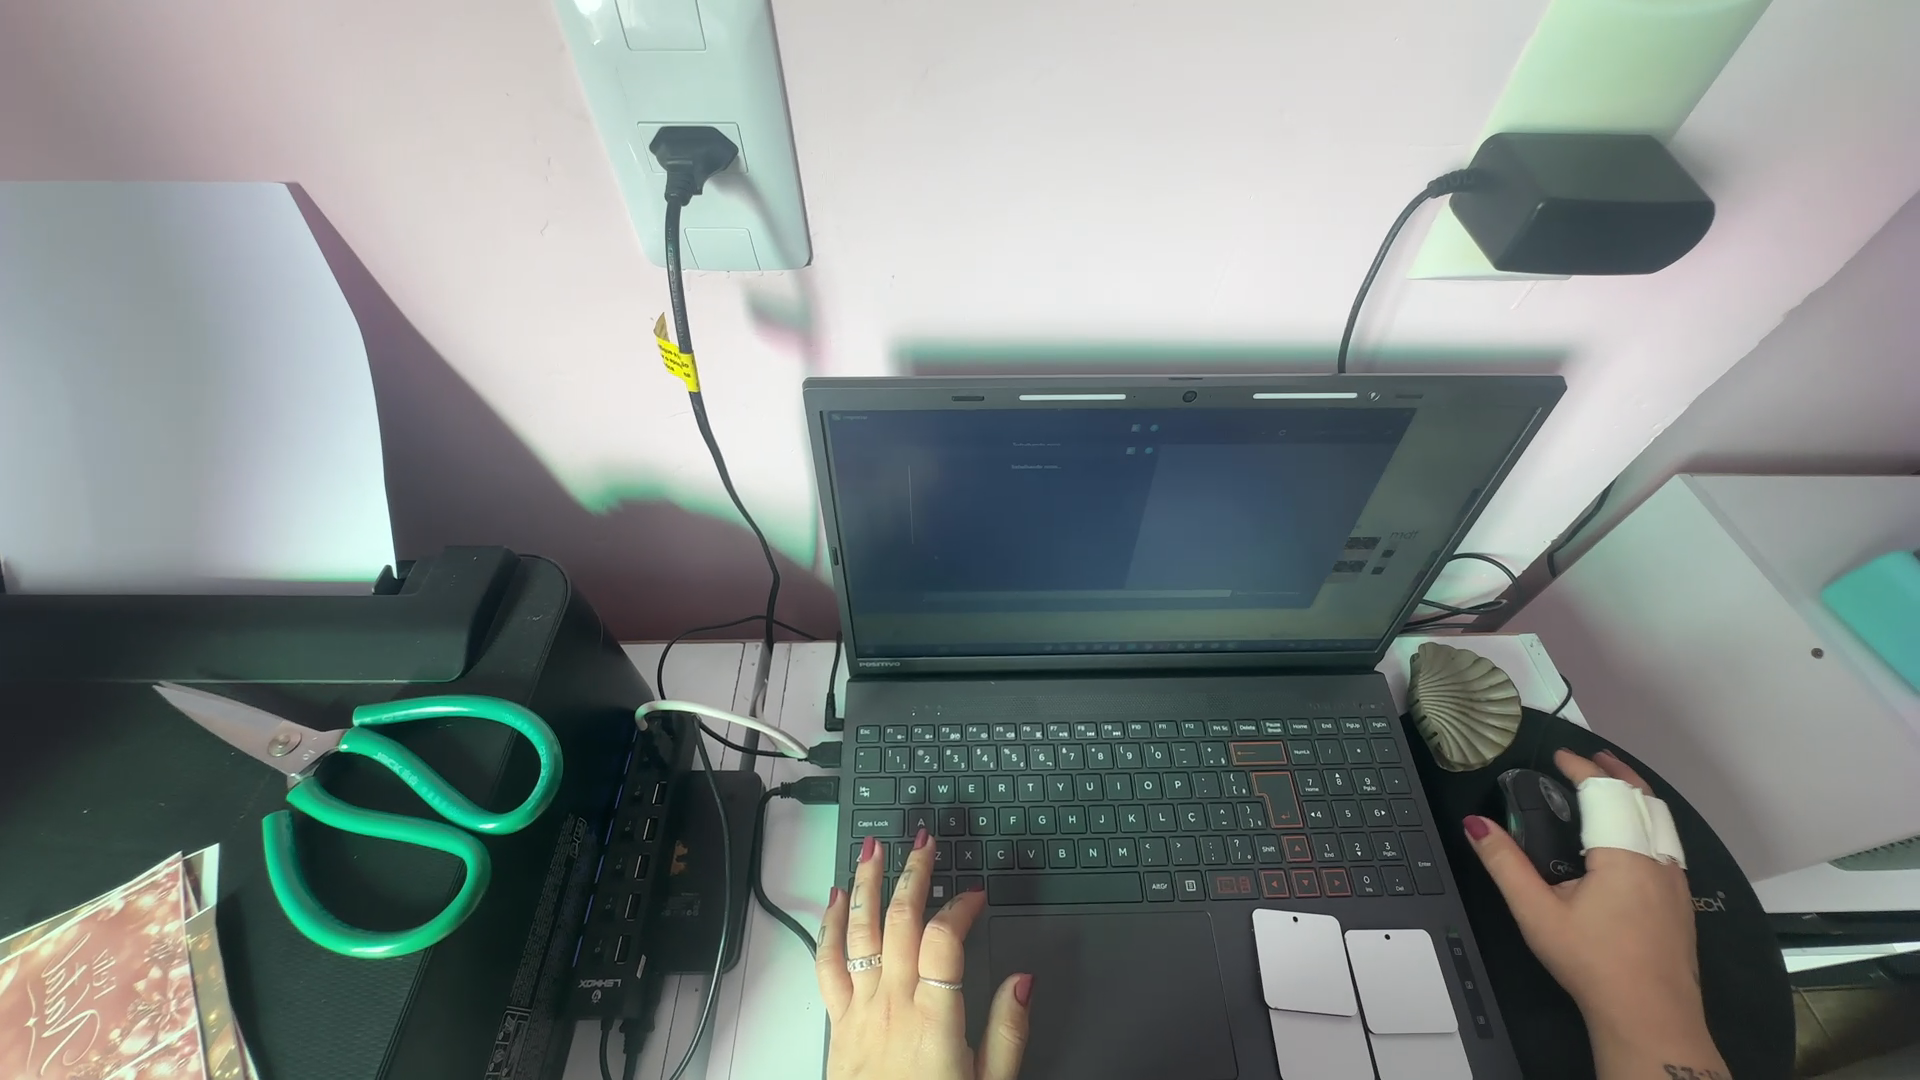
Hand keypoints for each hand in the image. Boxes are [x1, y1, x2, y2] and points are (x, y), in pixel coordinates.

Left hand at [816, 830, 1031, 1079]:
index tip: (975, 894)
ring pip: (859, 930)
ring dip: (866, 883)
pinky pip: (827, 963)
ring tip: (873, 848)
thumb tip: (1022, 979)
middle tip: (925, 842)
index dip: (961, 905)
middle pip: (901, 919)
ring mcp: (859, 1010)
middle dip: (914, 872)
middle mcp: (892, 1005)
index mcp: (934, 1020)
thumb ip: (1008, 1032)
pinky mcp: (838, 1022)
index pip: (946, 938)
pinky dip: (829, 925)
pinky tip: (835, 898)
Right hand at [1464, 749, 1729, 1079]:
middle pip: (1646, 803)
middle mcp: (1659, 864)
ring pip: (1664, 825)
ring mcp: (1676, 886)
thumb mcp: (1535, 911)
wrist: (1651, 1021)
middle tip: (1592, 756)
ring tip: (1611, 785)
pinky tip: (1628, 835)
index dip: (1582, 769)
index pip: (1606, 795)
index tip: (1559, 755)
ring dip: (1636, 797)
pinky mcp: (1680, 906)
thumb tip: (1475, 823)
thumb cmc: (1592, 963)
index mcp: (1625, 858)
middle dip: (1618, 774)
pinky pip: (1668, 845)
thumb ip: (1503, 862)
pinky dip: (1646, 822)